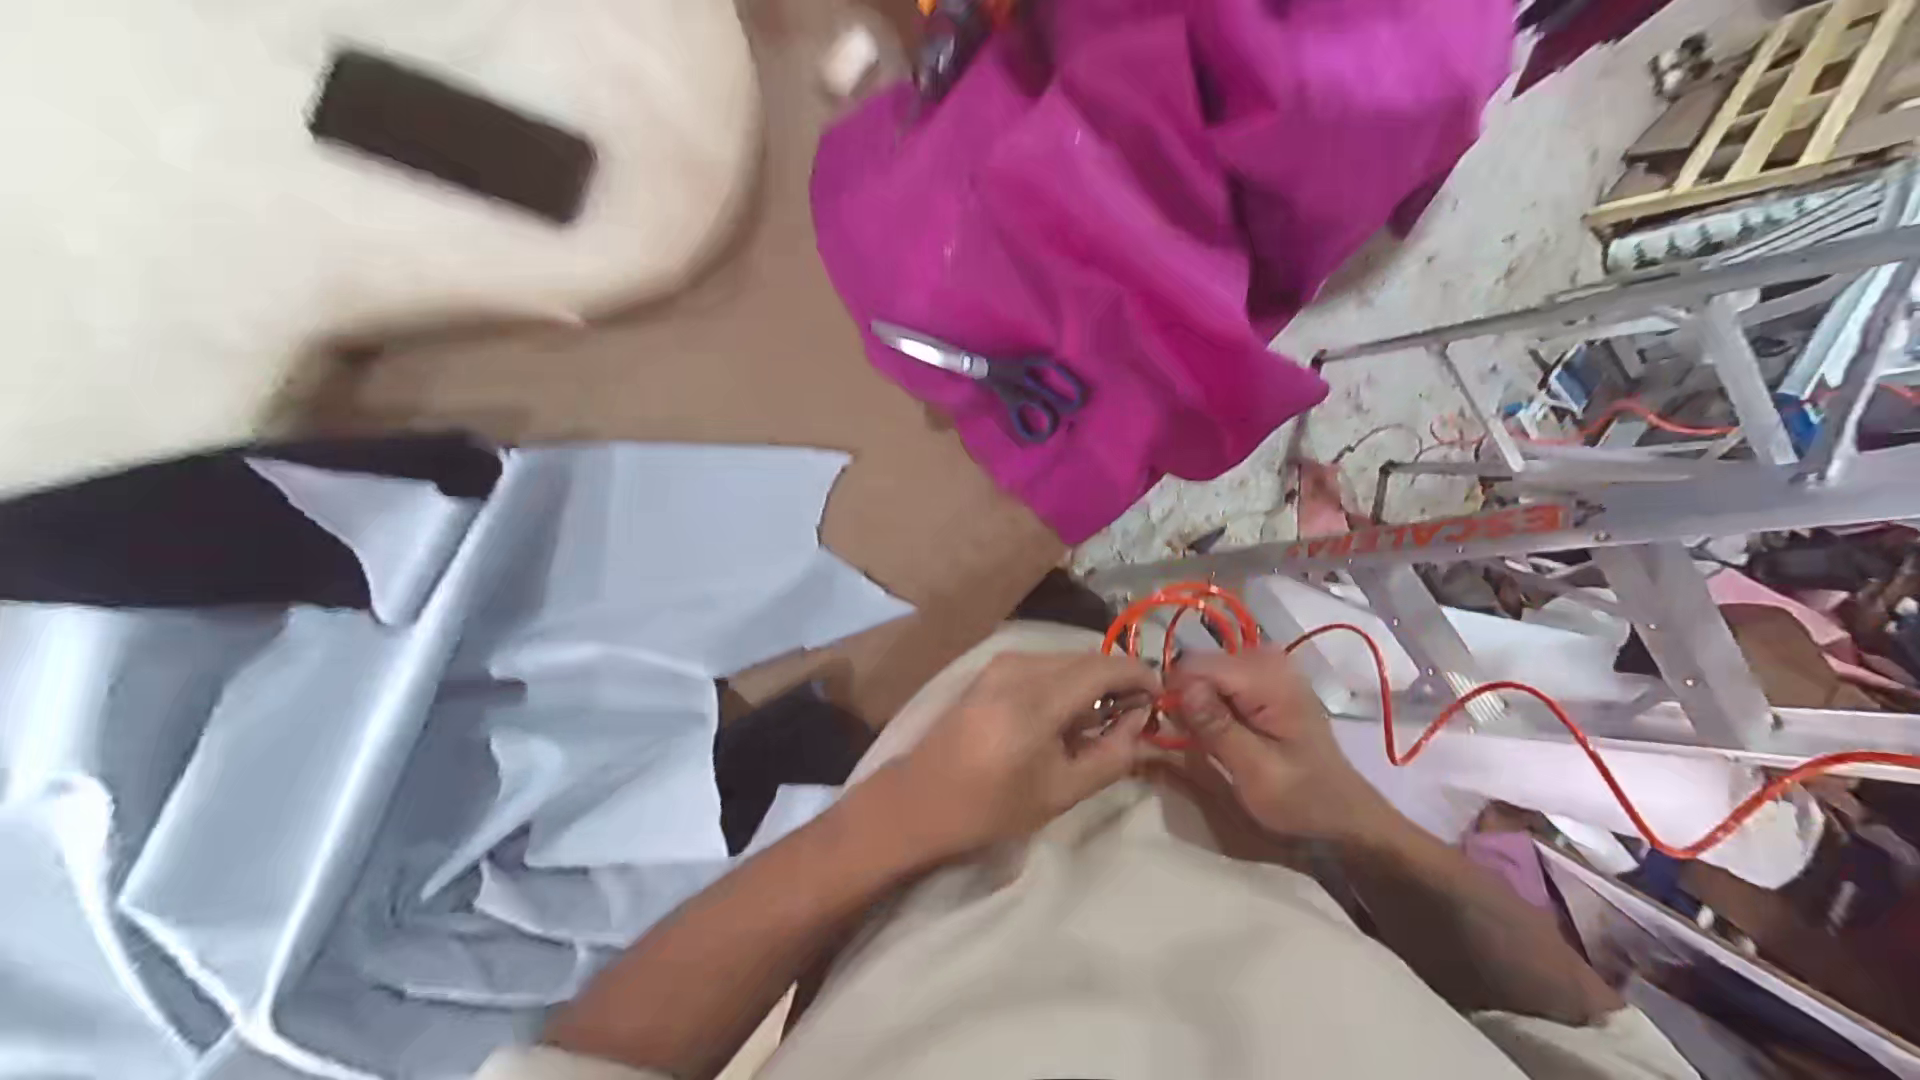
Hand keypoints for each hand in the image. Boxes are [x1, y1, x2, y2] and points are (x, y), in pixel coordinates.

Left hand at [879, 652, 1160, 857]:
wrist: (921, 799)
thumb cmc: (991, 806)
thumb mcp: (1061, 791)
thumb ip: (1111, 754)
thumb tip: (1141, 721)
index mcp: (1035, 698)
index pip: (1104, 667)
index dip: (1140, 676)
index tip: (1161, 698)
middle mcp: (1018, 667)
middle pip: (1086, 659)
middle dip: (1118, 680)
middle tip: (1136, 716)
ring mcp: (1000, 664)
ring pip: (1066, 659)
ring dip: (1092, 681)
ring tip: (1102, 720)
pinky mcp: (990, 670)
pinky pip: (1044, 664)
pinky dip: (1067, 682)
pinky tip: (1067, 715)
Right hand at [1165, 649, 1393, 841]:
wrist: (1343, 817)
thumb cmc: (1302, 799)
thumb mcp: (1255, 772)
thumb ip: (1217, 727)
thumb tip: (1181, 688)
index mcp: (1270, 680)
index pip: (1198, 665)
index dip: (1175, 692)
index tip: (1166, 727)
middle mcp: (1269, 664)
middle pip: (1201, 664)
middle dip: (1184, 696)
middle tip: (1184, 737)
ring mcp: (1269, 671)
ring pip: (1206, 672)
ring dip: (1195, 702)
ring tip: (1199, 737)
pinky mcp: (1265, 685)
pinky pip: (1221, 681)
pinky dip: (1210, 704)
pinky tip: (1215, 731)